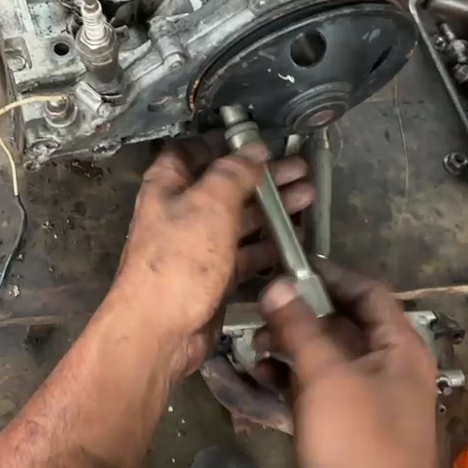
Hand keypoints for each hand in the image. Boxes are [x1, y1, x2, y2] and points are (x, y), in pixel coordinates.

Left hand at [102, 136, 312, 377]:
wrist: (160, 329)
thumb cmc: (179, 260)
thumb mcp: (208, 205)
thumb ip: (233, 174)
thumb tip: (253, 149)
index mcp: (167, 185)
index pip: (191, 150)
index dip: (222, 141)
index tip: (258, 138)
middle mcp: (179, 212)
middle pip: (223, 185)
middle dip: (261, 175)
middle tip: (300, 168)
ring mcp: (195, 246)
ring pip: (237, 219)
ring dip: (270, 209)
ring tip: (308, 196)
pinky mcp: (211, 276)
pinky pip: (243, 254)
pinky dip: (266, 246)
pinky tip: (294, 242)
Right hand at [254, 262, 442, 467]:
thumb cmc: (359, 449)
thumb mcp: (328, 378)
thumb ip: (300, 327)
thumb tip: (276, 284)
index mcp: (398, 350)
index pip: (367, 293)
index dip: (329, 275)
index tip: (284, 267)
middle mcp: (383, 369)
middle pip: (337, 325)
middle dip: (295, 317)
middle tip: (254, 311)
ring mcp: (360, 401)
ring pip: (318, 359)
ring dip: (284, 350)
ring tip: (250, 350)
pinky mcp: (338, 429)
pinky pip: (308, 392)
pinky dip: (282, 383)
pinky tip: (252, 382)